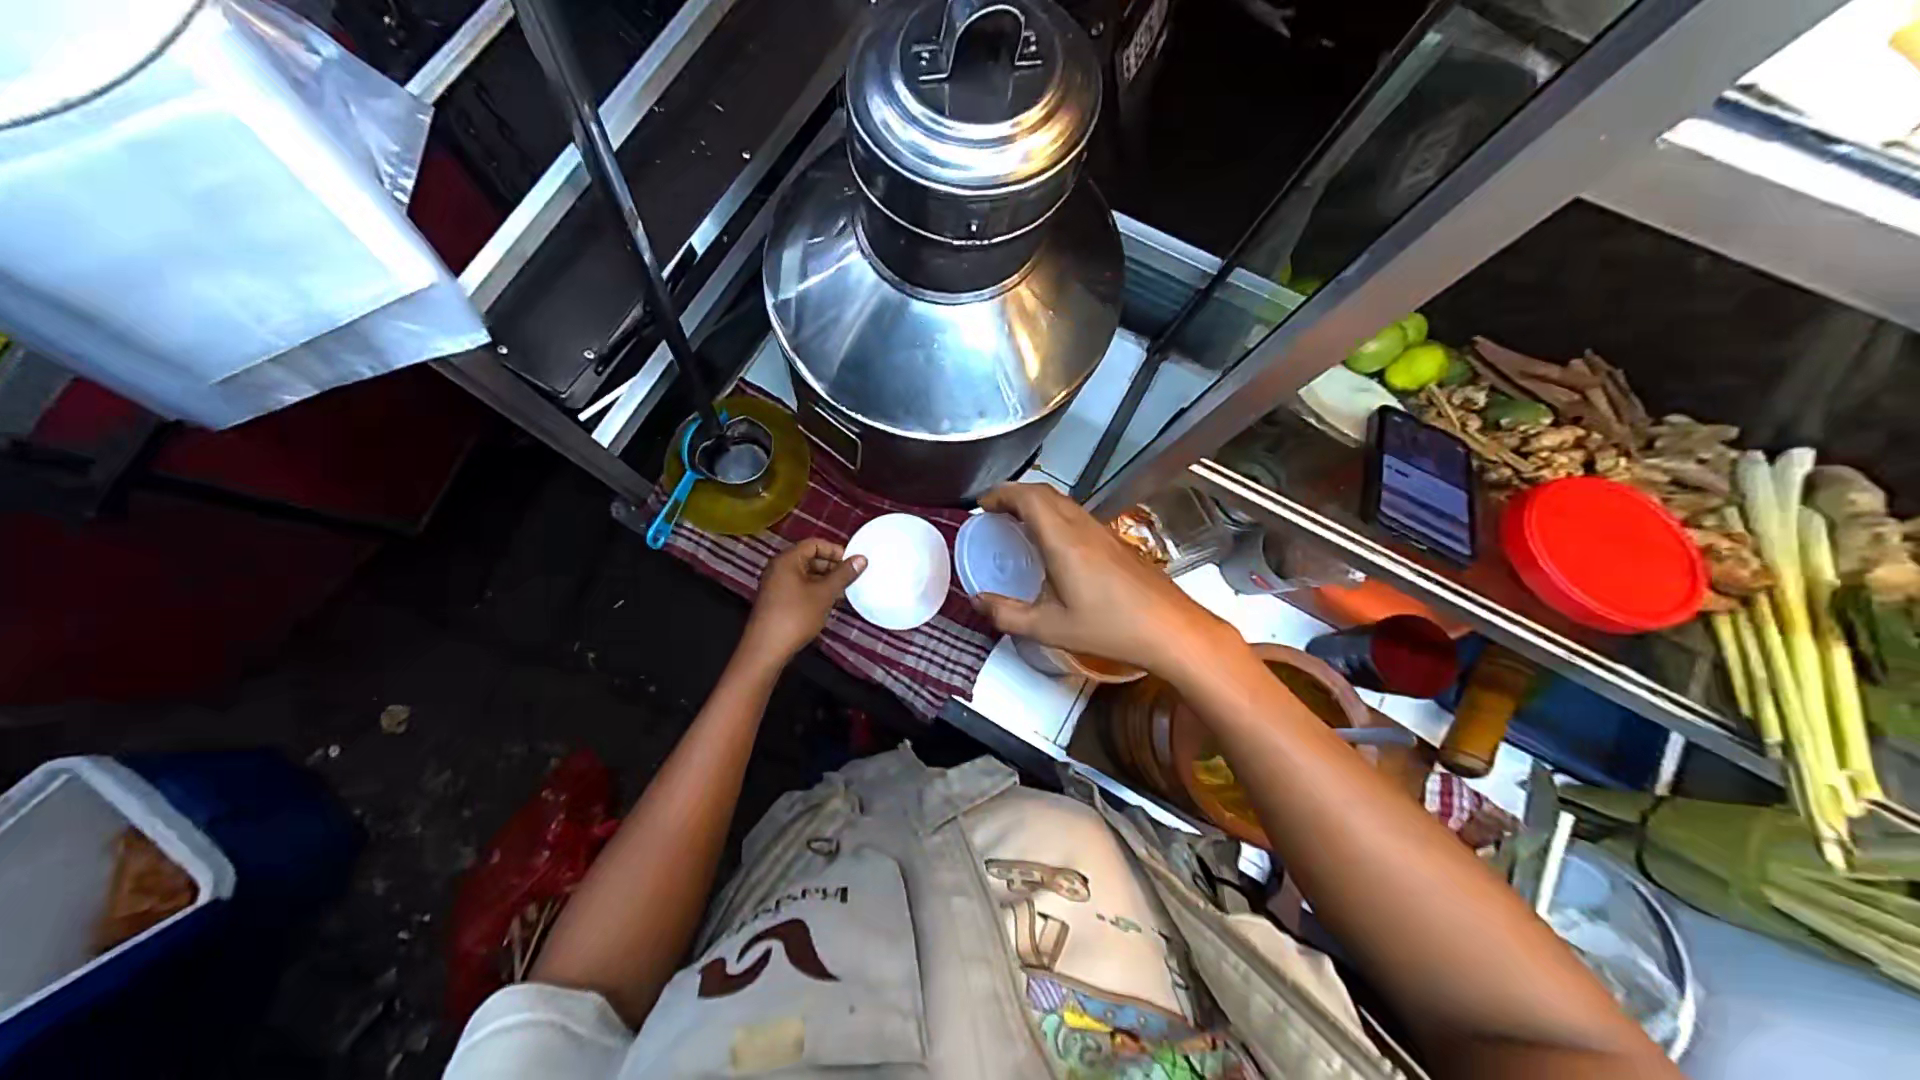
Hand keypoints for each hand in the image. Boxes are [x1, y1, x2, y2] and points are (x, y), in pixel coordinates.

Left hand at [740, 538, 865, 663]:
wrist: (767, 648)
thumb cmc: (796, 616)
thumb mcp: (824, 594)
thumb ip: (843, 574)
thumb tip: (861, 558)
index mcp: (787, 560)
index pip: (815, 544)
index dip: (835, 551)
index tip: (853, 563)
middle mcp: (779, 567)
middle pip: (810, 558)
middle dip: (832, 566)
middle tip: (852, 578)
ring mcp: (776, 584)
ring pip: (806, 574)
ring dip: (826, 580)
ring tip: (845, 591)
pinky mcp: (777, 599)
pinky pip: (800, 586)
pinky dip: (816, 590)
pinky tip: (830, 602)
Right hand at [974, 483, 1239, 677]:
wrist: (1169, 630)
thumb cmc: (1112, 628)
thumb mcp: (1049, 628)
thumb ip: (1007, 614)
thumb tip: (978, 602)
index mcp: (1063, 541)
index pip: (1028, 497)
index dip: (1001, 493)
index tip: (983, 505)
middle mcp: (1083, 528)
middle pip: (1045, 492)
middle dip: (1014, 494)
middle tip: (994, 510)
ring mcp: (1103, 533)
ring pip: (1063, 501)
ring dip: (1036, 503)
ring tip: (1017, 523)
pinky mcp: (1116, 543)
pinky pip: (1078, 515)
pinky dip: (1054, 516)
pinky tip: (1051, 543)